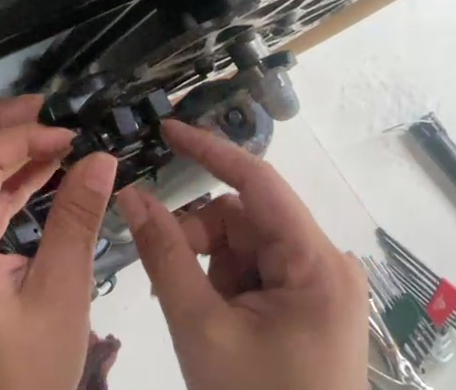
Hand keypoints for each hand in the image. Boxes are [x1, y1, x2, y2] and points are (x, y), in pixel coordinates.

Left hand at [0, 95, 118, 389]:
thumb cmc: (29, 369)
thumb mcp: (61, 294)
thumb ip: (77, 220)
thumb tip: (101, 157)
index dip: (24, 136)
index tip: (71, 135)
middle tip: (46, 108)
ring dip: (1, 144)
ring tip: (50, 131)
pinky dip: (3, 176)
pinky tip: (43, 168)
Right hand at [115, 119, 368, 389]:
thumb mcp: (201, 328)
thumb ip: (164, 254)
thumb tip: (130, 192)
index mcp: (316, 263)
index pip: (257, 181)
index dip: (208, 149)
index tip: (164, 128)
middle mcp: (326, 263)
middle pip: (243, 218)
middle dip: (199, 238)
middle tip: (167, 278)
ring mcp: (320, 286)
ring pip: (244, 244)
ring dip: (209, 265)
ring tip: (194, 312)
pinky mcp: (310, 306)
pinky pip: (255, 270)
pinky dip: (223, 283)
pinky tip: (213, 319)